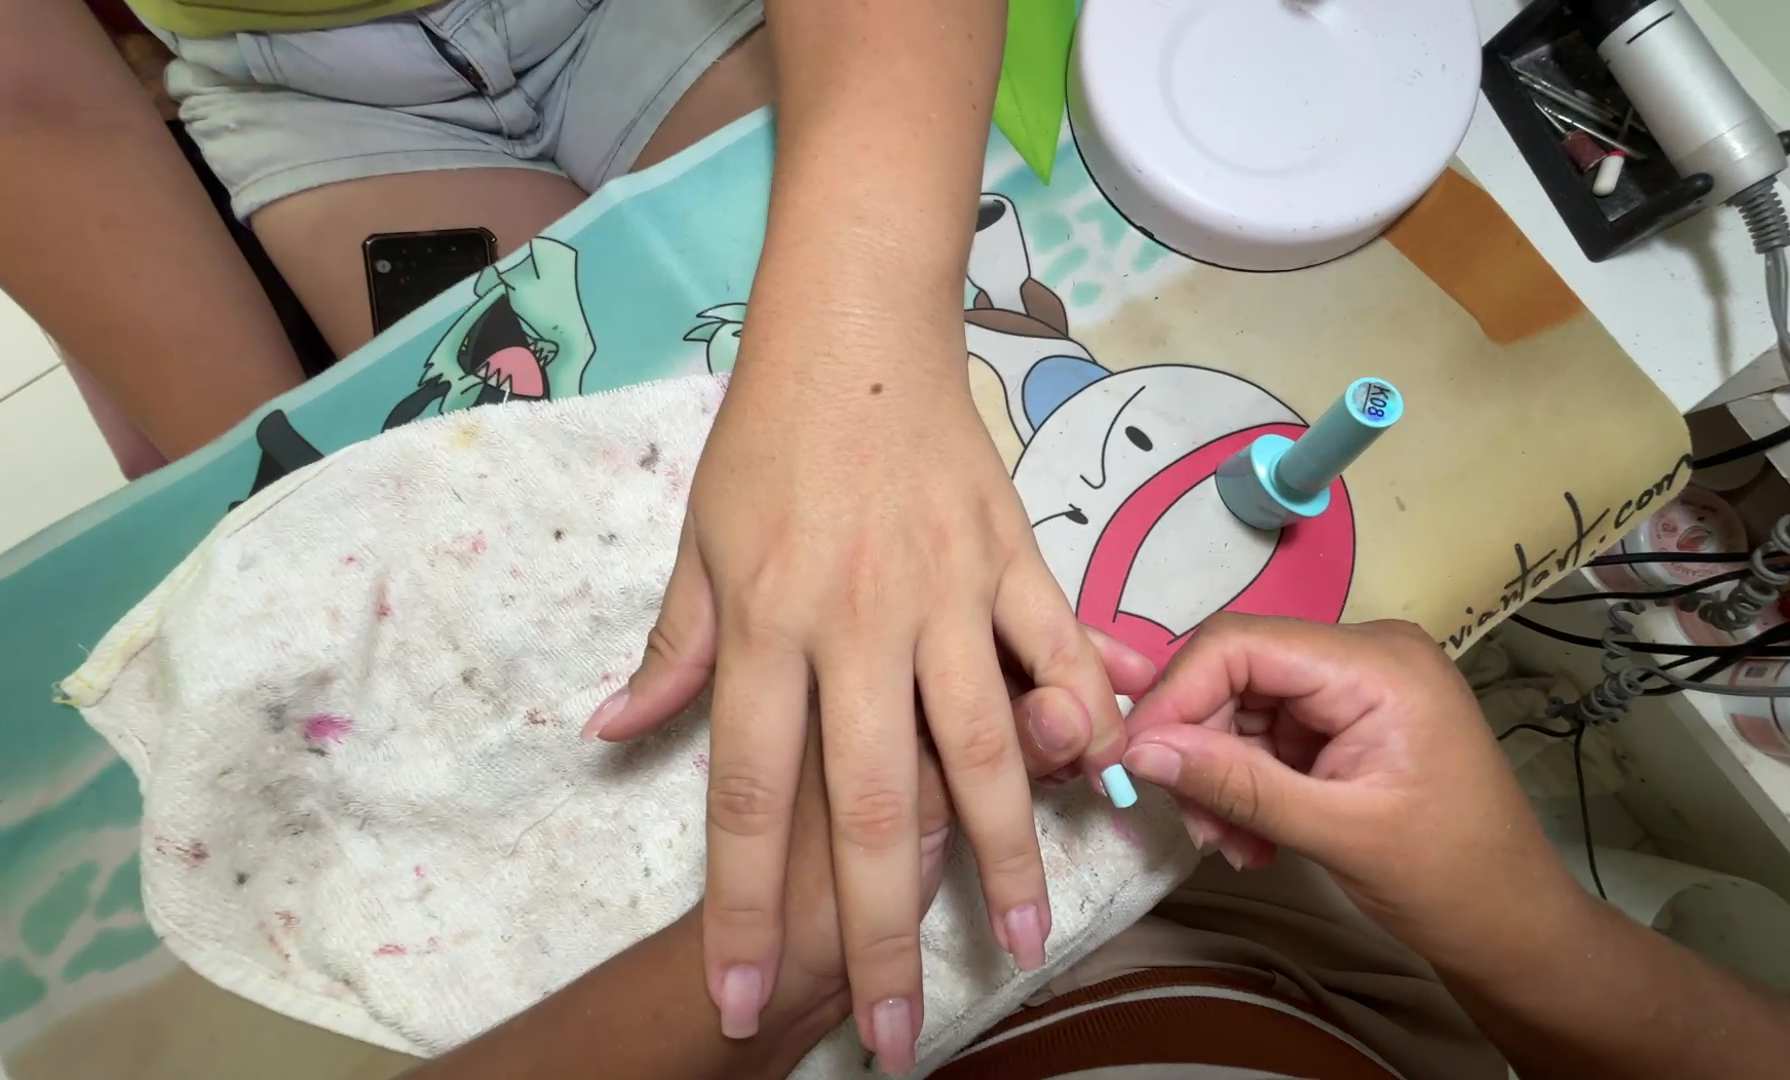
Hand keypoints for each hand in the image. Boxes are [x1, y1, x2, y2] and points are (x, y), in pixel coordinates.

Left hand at [582, 303, 1135, 1071]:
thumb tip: (615, 733)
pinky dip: (1082, 707)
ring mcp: (950, 590)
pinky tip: (1103, 772)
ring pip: (984, 742)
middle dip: (882, 929)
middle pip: (874, 801)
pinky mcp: (1013, 555)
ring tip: (1026, 939)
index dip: (746, 904)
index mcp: (769, 622)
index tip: (744, 996)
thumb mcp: (700, 537)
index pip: (754, 792)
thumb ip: (673, 646)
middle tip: (895, 1033)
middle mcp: (861, 623)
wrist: (857, 334)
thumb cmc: (771, 434)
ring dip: (1006, 850)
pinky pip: (1056, 643)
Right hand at [1120, 615, 1584, 968]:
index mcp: (1377, 664)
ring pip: (1236, 705)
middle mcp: (1357, 654)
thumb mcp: (1337, 834)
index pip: (1242, 643)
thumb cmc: (1452, 882)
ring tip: (1223, 842)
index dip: (1178, 691)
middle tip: (1186, 817)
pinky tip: (1246, 836)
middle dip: (1197, 743)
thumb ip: (1235, 785)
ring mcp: (1344, 683)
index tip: (1134, 754)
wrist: (1517, 932)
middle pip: (1234, 672)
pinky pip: (1257, 731)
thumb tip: (1137, 752)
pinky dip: (1238, 781)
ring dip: (1215, 773)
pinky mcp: (1332, 714)